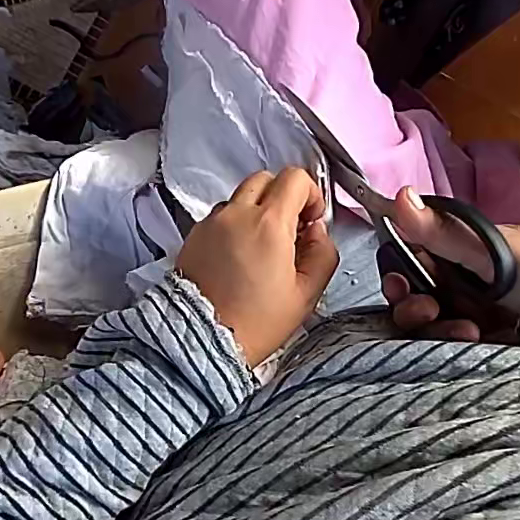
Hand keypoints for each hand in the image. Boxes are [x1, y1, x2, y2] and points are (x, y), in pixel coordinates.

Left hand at [178, 167, 340, 364]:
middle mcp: (237, 215)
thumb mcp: (307, 293)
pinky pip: (222, 216)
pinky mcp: (195, 236)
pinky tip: (242, 257)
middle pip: (267, 179)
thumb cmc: (255, 323)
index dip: (312, 194)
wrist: (204, 341)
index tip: (312, 220)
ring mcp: (212, 223)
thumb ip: (324, 253)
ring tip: (265, 247)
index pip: (295, 178)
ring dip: (259, 211)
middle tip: (292, 230)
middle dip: (285, 197)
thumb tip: (318, 233)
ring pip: (242, 196)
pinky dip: (236, 225)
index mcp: (269, 224)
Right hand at [382, 188, 519, 340]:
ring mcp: (461, 315)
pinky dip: (456, 346)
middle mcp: (448, 288)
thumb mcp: (481, 246)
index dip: (395, 282)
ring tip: (467, 330)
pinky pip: (450, 349)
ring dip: (437, 331)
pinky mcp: (476, 340)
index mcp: (444, 259)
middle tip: (429, 310)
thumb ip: (438, 229)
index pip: (403, 272)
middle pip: (409, 306)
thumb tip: (400, 197)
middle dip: (412, 311)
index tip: (399, 285)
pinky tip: (477, 339)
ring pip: (427, 331)